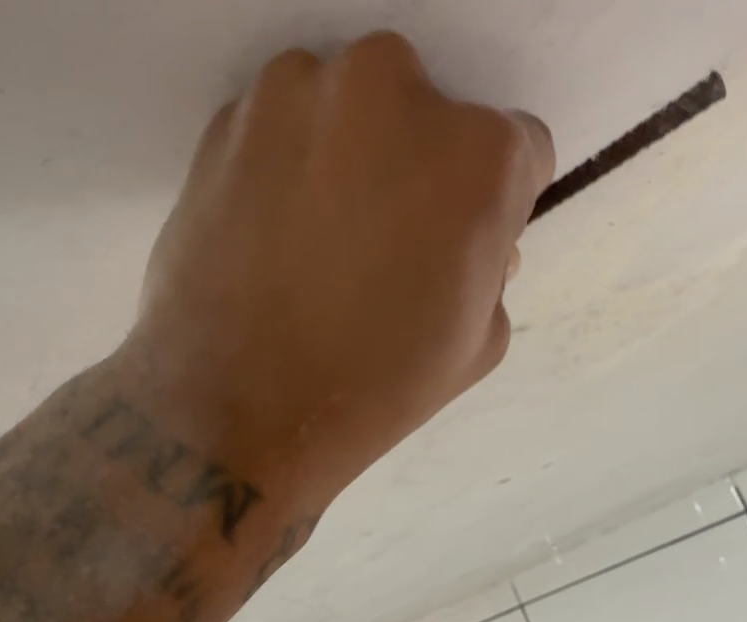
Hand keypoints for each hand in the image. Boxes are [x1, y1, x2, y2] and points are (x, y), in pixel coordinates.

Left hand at [123, 33, 554, 511]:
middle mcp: (392, 88)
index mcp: (477, 152)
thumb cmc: (375, 387)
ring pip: (351, 108)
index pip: (518, 148)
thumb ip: (492, 265)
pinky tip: (274, 235)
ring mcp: (299, 91)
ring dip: (349, 155)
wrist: (239, 408)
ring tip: (322, 242)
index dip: (493, 202)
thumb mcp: (479, 342)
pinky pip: (283, 126)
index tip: (460, 241)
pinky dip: (287, 164)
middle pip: (430, 113)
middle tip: (387, 244)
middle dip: (419, 167)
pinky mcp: (228, 115)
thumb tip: (468, 238)